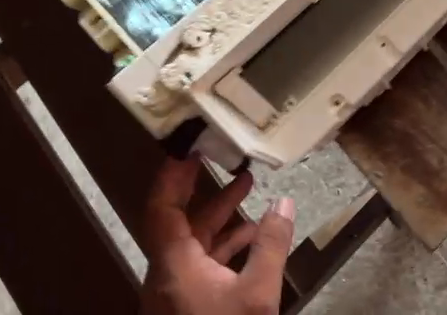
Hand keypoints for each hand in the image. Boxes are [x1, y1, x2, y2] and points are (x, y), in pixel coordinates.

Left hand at [141, 156, 295, 314]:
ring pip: (192, 245)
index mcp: (173, 266)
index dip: (172, 176)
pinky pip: (199, 266)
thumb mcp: (258, 293)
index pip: (161, 209)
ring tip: (249, 190)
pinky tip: (253, 237)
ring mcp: (173, 297)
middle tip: (226, 159)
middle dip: (206, 190)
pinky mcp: (185, 311)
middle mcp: (165, 277)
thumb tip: (285, 200)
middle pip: (179, 224)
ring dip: (220, 217)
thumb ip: (272, 243)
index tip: (188, 147)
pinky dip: (223, 245)